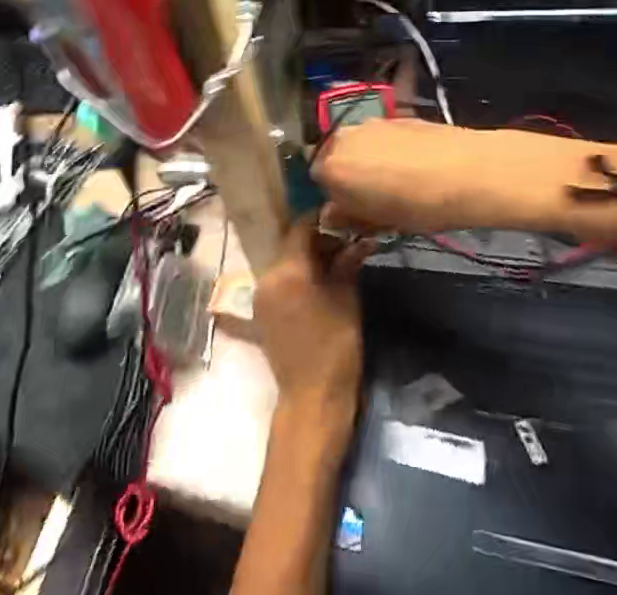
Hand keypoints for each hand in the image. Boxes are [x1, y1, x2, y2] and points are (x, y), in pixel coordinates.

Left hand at [254, 215, 374, 417]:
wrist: (314, 396)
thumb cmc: (336, 344)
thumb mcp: (347, 297)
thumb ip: (347, 262)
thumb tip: (358, 238)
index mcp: (286, 270)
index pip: (300, 228)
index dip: (322, 220)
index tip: (343, 219)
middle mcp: (265, 278)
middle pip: (290, 247)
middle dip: (317, 242)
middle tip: (346, 244)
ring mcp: (259, 298)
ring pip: (283, 266)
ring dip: (305, 261)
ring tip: (333, 265)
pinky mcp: (259, 317)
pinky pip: (274, 289)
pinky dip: (292, 281)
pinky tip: (304, 284)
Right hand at [314, 120, 486, 232]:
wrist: (467, 171)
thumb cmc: (417, 205)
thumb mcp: (378, 222)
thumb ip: (348, 216)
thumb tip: (333, 214)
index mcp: (331, 166)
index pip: (317, 180)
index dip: (336, 197)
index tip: (355, 211)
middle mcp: (345, 137)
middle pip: (337, 156)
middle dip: (350, 174)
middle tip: (376, 198)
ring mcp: (373, 122)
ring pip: (361, 144)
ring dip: (370, 160)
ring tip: (399, 182)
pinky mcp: (399, 116)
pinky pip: (383, 137)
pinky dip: (391, 149)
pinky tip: (415, 166)